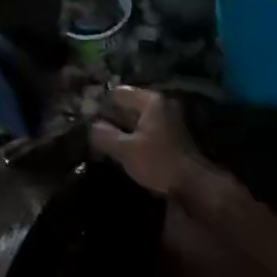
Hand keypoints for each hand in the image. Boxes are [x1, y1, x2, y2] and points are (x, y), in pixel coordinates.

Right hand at [89, 86, 206, 197]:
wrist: (192, 183)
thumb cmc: (158, 162)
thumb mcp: (126, 149)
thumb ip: (105, 135)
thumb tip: (92, 126)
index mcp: (152, 102)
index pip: (119, 93)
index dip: (101, 103)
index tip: (85, 115)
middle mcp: (162, 106)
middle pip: (129, 106)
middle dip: (110, 117)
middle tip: (88, 129)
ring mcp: (168, 122)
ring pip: (137, 120)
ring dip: (121, 129)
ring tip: (100, 140)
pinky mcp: (170, 138)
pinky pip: (145, 132)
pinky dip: (133, 138)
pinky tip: (119, 149)